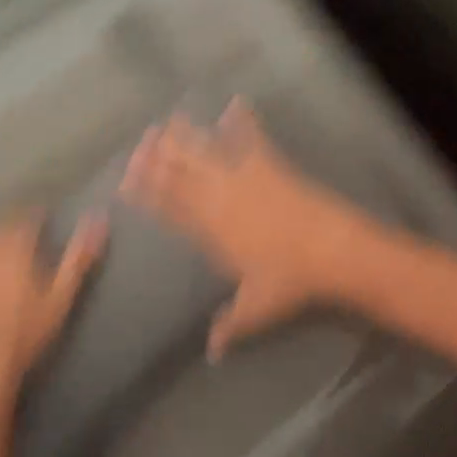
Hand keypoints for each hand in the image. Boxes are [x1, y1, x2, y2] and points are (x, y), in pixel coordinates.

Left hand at [0, 210, 107, 393]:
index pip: (27, 216)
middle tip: (34, 239)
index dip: (39, 215)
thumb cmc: (26, 332)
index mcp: (15, 245)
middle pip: (4, 227)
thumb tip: (100, 217)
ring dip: (0, 245)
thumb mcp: (61, 296)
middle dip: (19, 227)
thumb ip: (80, 256)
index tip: (49, 219)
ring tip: (13, 259)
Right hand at [121, 99, 373, 361]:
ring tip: (170, 120)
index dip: (146, 191)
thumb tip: (211, 353)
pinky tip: (235, 102)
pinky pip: (251, 136)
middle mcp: (218, 197)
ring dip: (186, 135)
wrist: (330, 250)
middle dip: (157, 156)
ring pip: (205, 150)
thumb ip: (229, 326)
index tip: (127, 180)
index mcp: (209, 229)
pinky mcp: (269, 162)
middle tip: (140, 142)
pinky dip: (243, 119)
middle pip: (179, 172)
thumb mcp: (256, 309)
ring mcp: (243, 175)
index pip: (169, 207)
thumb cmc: (290, 281)